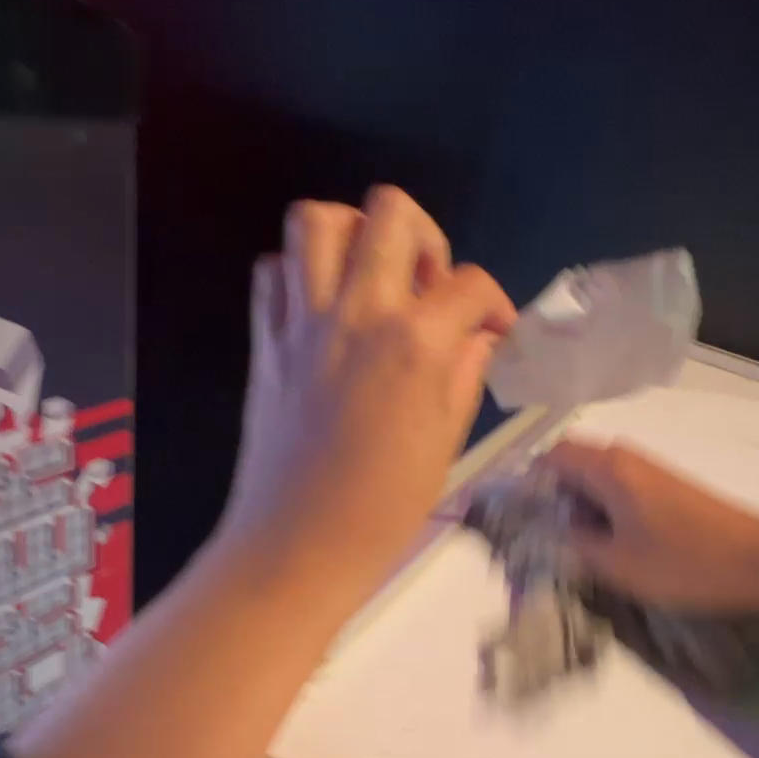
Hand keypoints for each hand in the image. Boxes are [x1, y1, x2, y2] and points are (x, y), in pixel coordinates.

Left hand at [216, 186, 516, 596]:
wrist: (297, 545)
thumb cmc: (384, 508)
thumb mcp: (448, 440)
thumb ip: (466, 371)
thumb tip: (479, 334)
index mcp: (417, 343)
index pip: (470, 282)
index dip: (494, 300)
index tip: (492, 328)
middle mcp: (360, 312)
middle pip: (391, 211)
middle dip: (424, 235)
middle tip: (425, 285)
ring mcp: (303, 321)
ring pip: (317, 220)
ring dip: (353, 233)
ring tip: (370, 278)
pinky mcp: (264, 339)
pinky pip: (272, 271)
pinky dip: (298, 274)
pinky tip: (321, 309)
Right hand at [536, 438, 758, 611]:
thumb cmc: (686, 561)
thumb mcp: (618, 565)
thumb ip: (574, 547)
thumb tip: (545, 535)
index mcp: (608, 467)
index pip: (549, 457)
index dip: (526, 484)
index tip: (516, 520)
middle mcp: (625, 457)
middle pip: (570, 464)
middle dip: (550, 498)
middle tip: (542, 539)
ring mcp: (648, 470)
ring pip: (594, 478)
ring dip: (577, 507)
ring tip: (572, 548)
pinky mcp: (665, 485)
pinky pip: (617, 487)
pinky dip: (602, 510)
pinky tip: (606, 544)